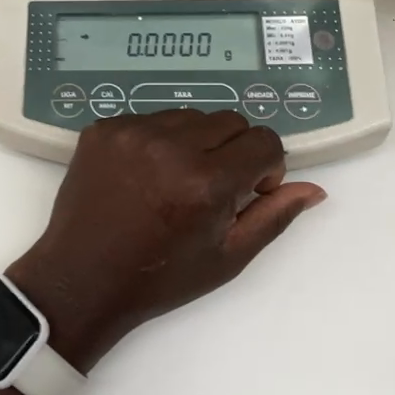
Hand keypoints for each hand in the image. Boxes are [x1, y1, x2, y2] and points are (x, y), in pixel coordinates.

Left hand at [7, 109, 325, 372]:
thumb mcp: (227, 257)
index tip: (250, 189)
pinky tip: (145, 174)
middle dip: (233, 150)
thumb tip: (313, 189)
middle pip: (229, 120)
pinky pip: (149, 118)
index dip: (266, 166)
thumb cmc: (160, 277)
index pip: (263, 140)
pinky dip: (157, 140)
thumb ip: (273, 216)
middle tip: (214, 186)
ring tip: (176, 180)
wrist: (82, 279)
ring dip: (195, 141)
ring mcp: (130, 131)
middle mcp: (168, 145)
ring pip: (189, 115)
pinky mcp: (102, 128)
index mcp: (205, 181)